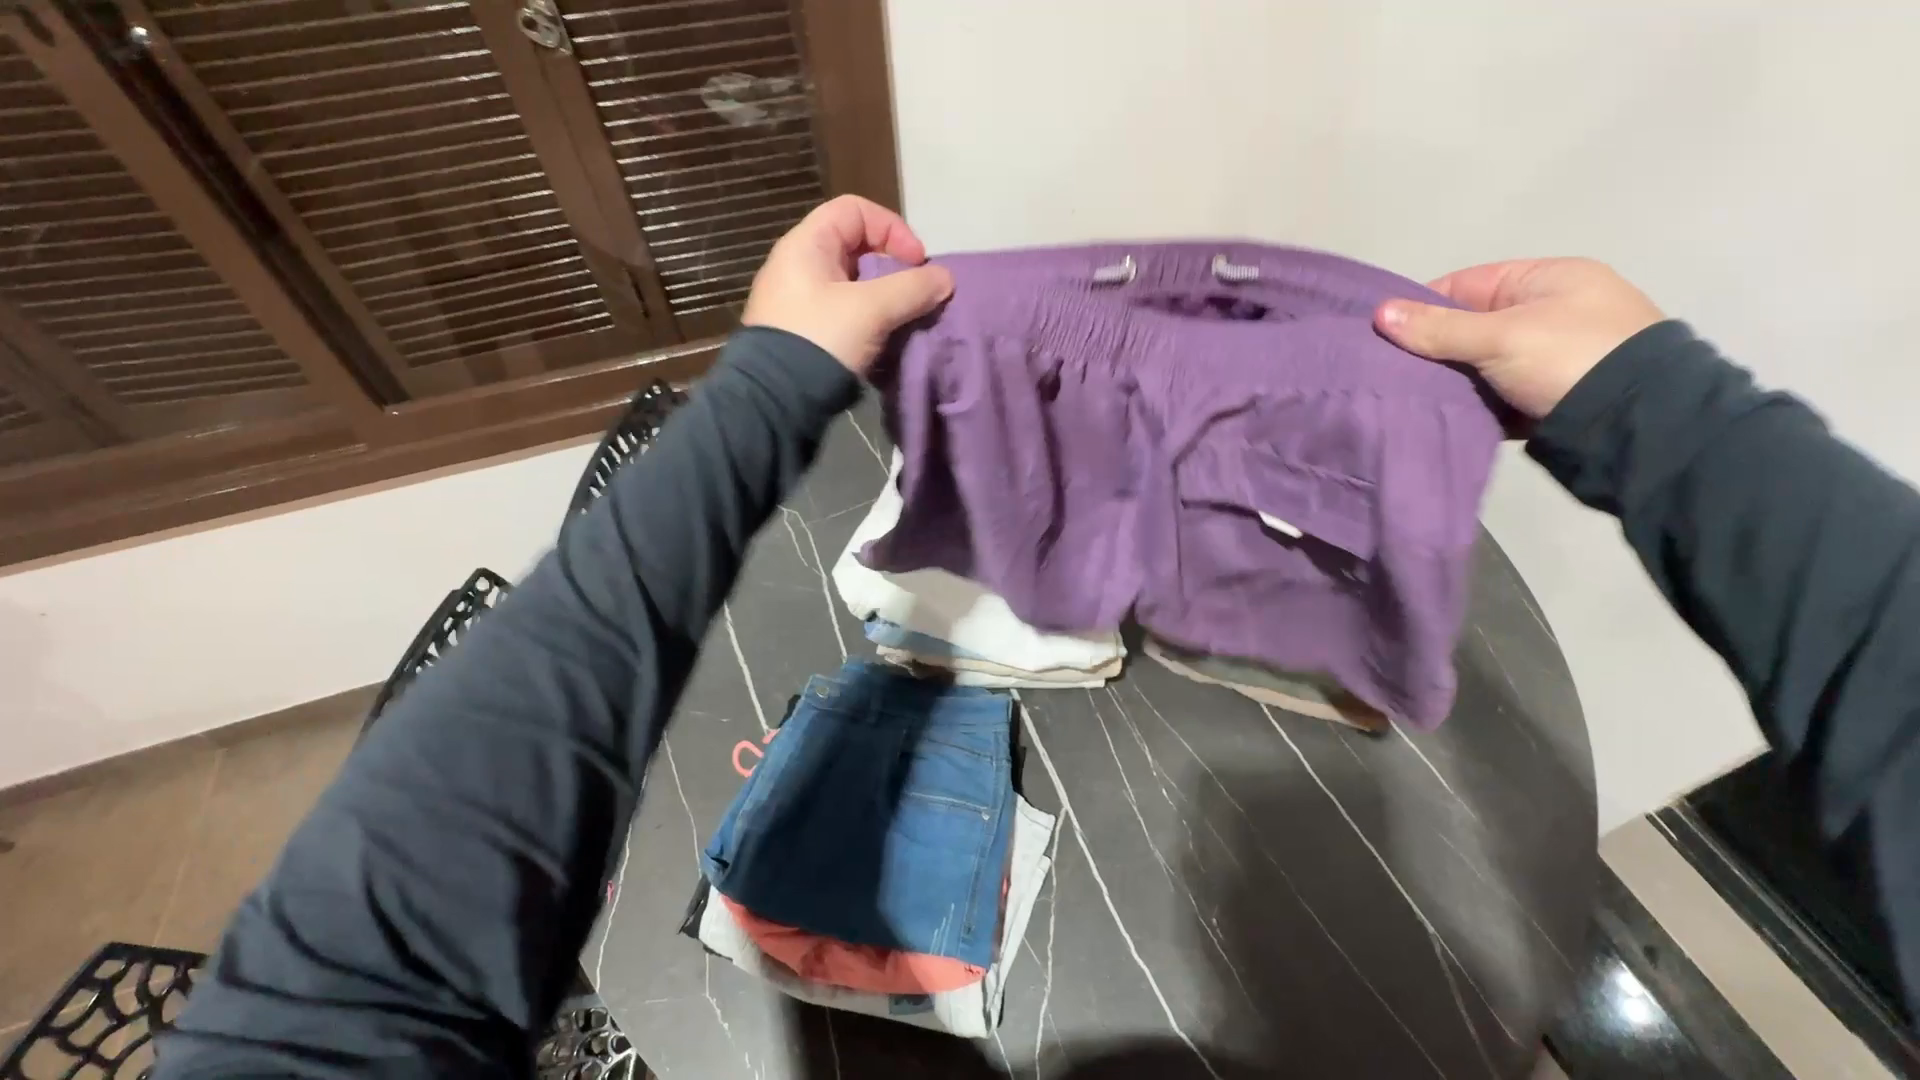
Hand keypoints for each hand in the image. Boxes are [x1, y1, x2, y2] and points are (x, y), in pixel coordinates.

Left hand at [742, 196, 954, 375]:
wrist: (776, 399)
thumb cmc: (821, 339)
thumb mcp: (872, 309)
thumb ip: (912, 289)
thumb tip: (945, 279)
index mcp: (806, 245)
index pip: (855, 210)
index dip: (892, 229)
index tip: (916, 263)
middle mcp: (800, 266)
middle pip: (857, 248)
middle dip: (894, 268)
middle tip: (915, 295)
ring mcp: (801, 301)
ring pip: (854, 285)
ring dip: (886, 298)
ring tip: (905, 321)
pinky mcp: (807, 333)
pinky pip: (847, 313)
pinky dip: (871, 321)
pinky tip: (886, 341)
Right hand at [1373, 258, 1664, 419]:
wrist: (1639, 424)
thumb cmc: (1571, 359)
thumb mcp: (1501, 336)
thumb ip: (1438, 328)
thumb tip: (1379, 313)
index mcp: (1546, 279)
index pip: (1464, 285)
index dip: (1421, 307)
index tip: (1382, 336)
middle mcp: (1548, 313)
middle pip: (1467, 326)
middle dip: (1430, 349)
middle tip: (1388, 372)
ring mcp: (1549, 358)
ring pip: (1477, 364)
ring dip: (1447, 381)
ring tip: (1405, 397)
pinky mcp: (1545, 397)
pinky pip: (1492, 395)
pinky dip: (1468, 404)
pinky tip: (1437, 417)